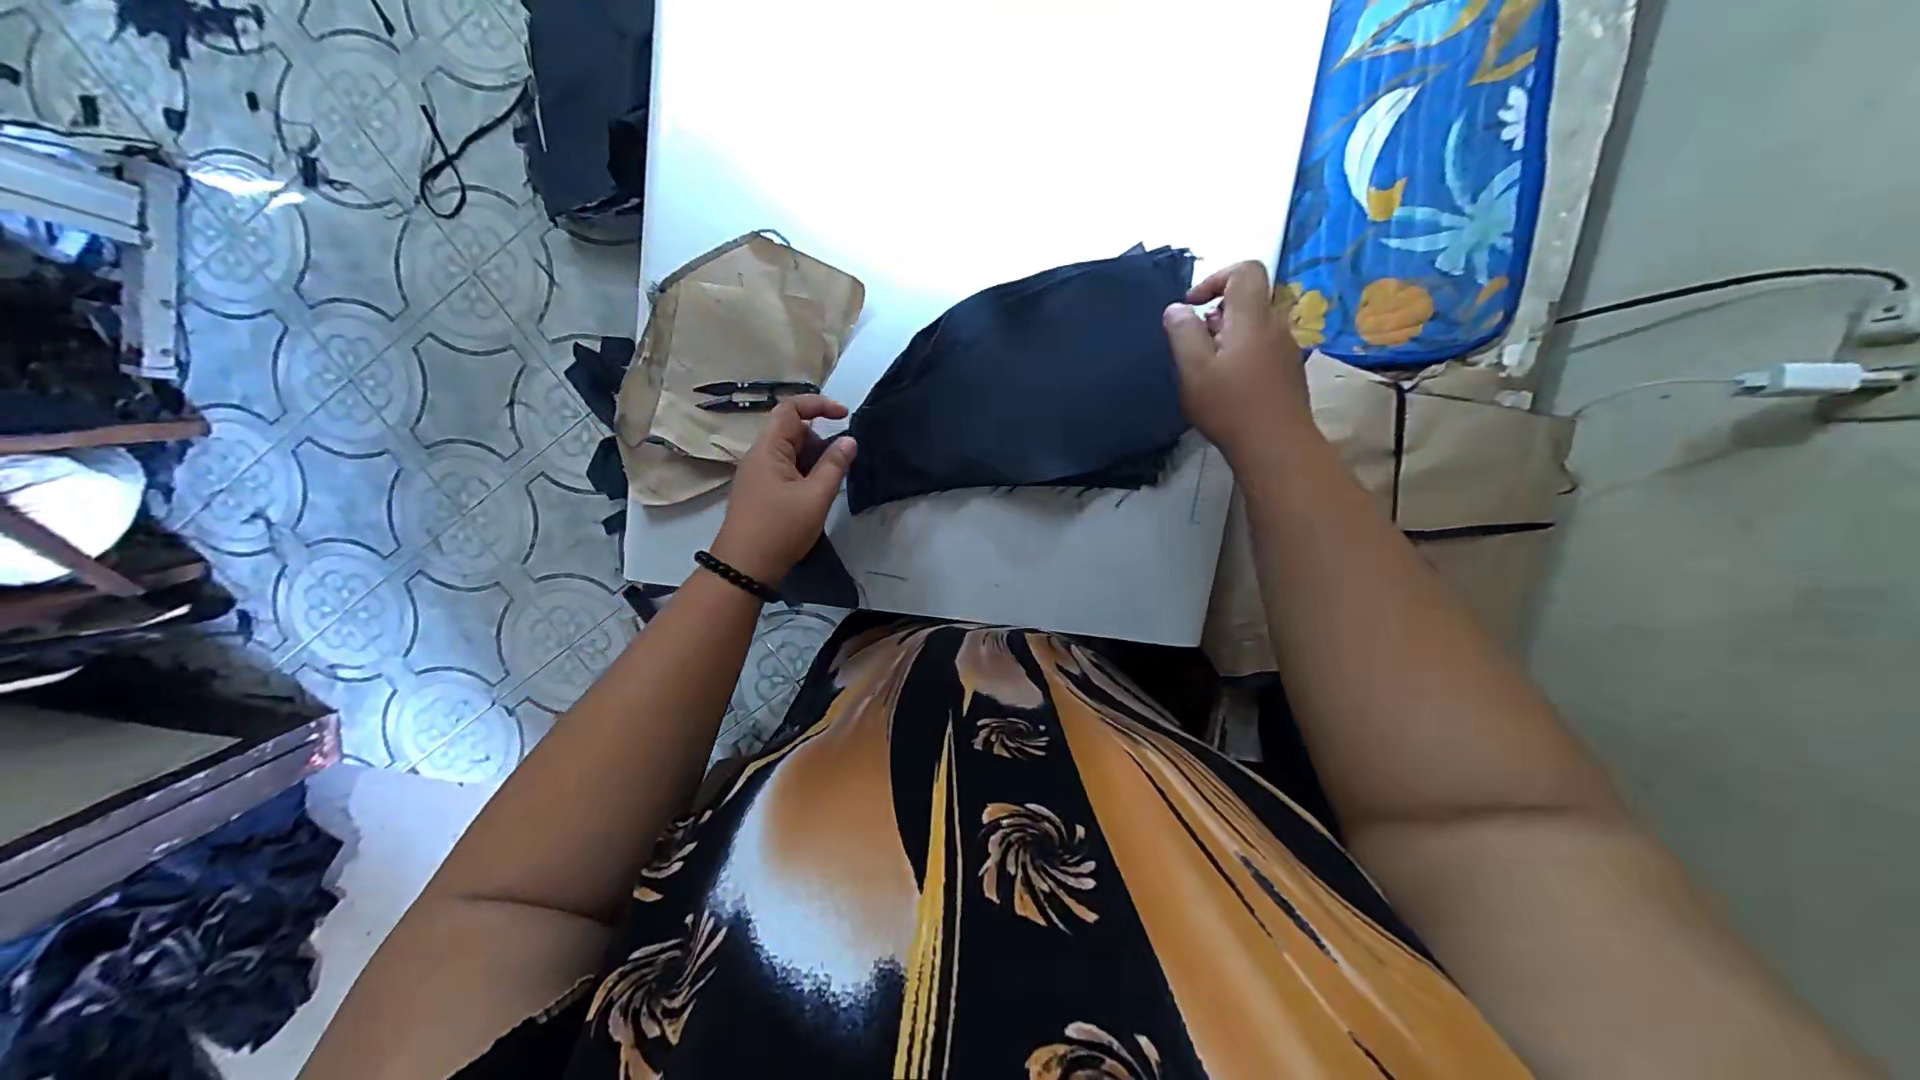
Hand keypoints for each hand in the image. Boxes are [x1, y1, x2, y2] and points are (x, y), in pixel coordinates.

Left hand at [709, 394, 856, 584]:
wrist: (744, 568)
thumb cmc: (780, 529)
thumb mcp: (816, 497)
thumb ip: (835, 465)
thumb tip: (849, 440)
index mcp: (768, 449)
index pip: (790, 409)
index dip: (818, 405)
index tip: (845, 415)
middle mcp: (759, 456)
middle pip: (791, 430)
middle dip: (820, 439)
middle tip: (840, 463)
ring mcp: (757, 474)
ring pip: (790, 452)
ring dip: (814, 459)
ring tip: (830, 483)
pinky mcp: (760, 492)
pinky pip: (785, 470)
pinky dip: (804, 473)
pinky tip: (816, 494)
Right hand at [1162, 260, 1310, 457]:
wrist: (1276, 446)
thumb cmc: (1230, 406)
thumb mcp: (1193, 369)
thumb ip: (1182, 332)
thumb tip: (1177, 308)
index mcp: (1252, 318)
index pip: (1245, 270)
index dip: (1216, 278)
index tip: (1192, 306)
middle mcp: (1276, 325)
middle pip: (1247, 301)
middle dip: (1216, 316)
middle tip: (1193, 348)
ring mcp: (1286, 350)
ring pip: (1253, 327)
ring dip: (1227, 339)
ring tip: (1208, 372)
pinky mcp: (1288, 372)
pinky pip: (1262, 349)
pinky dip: (1241, 356)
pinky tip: (1228, 387)